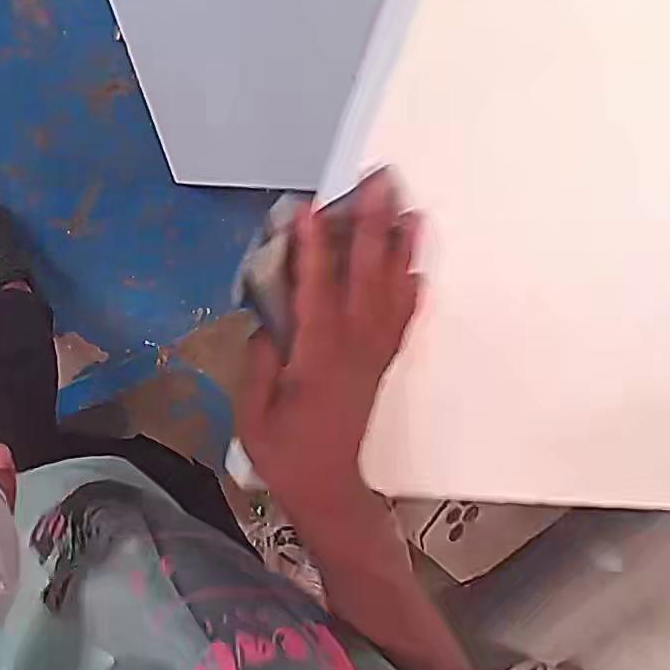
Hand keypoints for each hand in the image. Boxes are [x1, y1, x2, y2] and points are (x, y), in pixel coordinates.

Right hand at [235, 168, 421, 514]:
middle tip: (377, 183)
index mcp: (318, 356)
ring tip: (405, 207)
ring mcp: (375, 353)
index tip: (310, 207)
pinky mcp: (383, 362)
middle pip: (366, 275)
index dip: (313, 245)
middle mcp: (355, 347)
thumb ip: (260, 363)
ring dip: (399, 246)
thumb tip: (269, 322)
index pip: (316, 288)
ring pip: (392, 290)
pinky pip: (404, 319)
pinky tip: (417, 264)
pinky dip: (413, 288)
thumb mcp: (251, 414)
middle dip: (370, 225)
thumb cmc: (285, 453)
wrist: (328, 487)